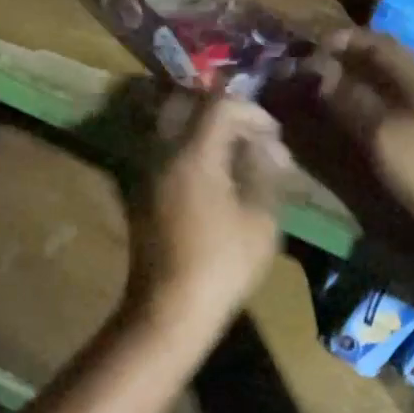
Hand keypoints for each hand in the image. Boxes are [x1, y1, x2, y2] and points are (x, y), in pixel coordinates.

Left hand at [127, 93, 289, 327]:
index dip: (251, 111)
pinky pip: (162, 151)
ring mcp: (145, 171)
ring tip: (233, 155)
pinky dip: (186, 149)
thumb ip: (264, 171)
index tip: (273, 134)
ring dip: (201, 129)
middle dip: (220, 111)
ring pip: (169, 126)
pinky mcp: (140, 191)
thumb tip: (269, 145)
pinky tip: (212, 177)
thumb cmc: (222, 264)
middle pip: (185, 103)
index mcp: (193, 153)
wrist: (168, 309)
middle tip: (248, 134)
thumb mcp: (260, 218)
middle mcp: (162, 152)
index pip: (219, 104)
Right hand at [315, 31, 413, 255]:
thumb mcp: (380, 132)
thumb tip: (318, 68)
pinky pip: (390, 109)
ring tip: (322, 92)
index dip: (343, 40)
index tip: (311, 46)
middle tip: (311, 70)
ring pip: (386, 87)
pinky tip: (348, 120)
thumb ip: (348, 97)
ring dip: (353, 84)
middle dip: (345, 61)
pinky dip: (364, 106)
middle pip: (383, 63)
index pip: (379, 43)